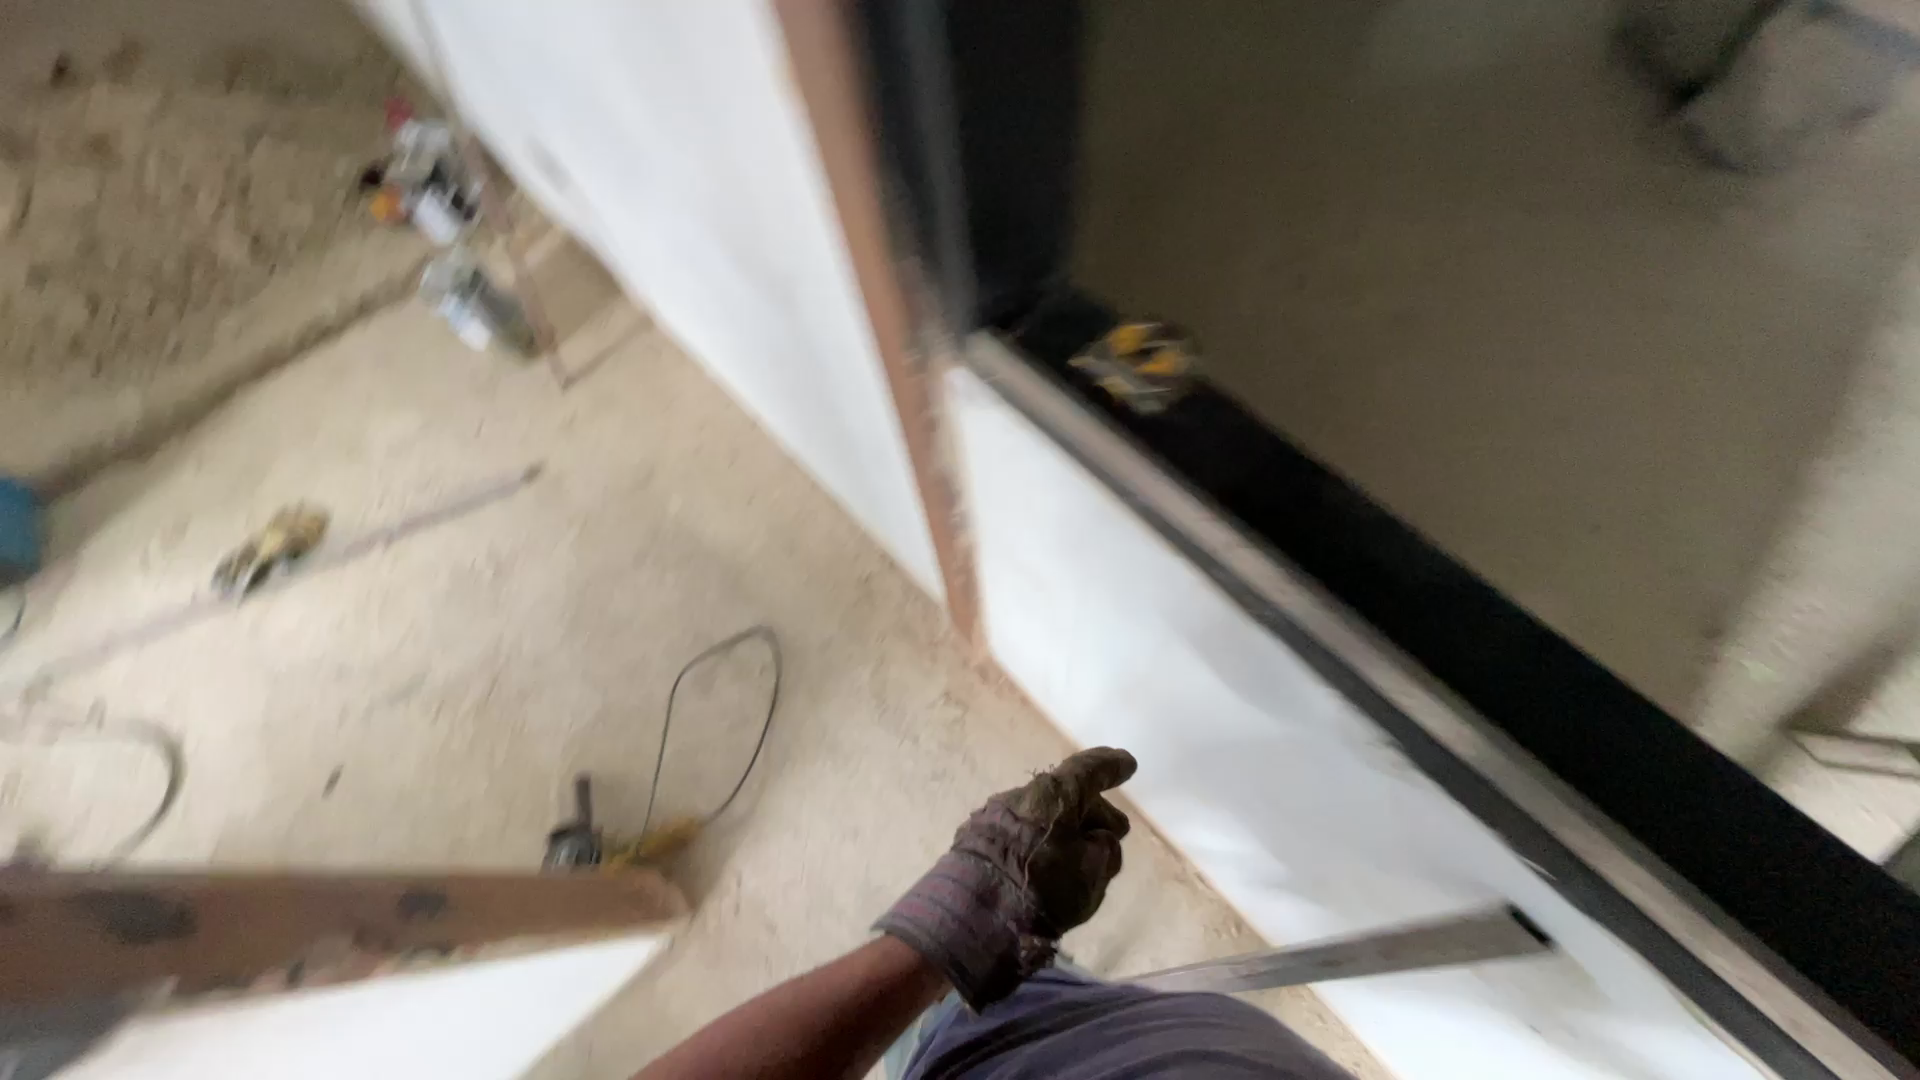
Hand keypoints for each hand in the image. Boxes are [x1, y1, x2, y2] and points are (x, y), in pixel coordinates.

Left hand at [875, 747, 1136, 1008]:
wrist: (972, 916)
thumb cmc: (1042, 890)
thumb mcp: (1092, 873)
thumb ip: (1105, 849)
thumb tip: (1099, 837)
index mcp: (1054, 794)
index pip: (1089, 770)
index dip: (1111, 767)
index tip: (1127, 764)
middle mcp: (1022, 793)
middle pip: (1066, 794)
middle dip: (1092, 811)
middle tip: (1112, 833)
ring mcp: (995, 813)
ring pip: (1043, 814)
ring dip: (1064, 829)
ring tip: (1079, 856)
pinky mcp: (977, 837)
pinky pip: (1021, 831)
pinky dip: (1039, 841)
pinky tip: (1045, 866)